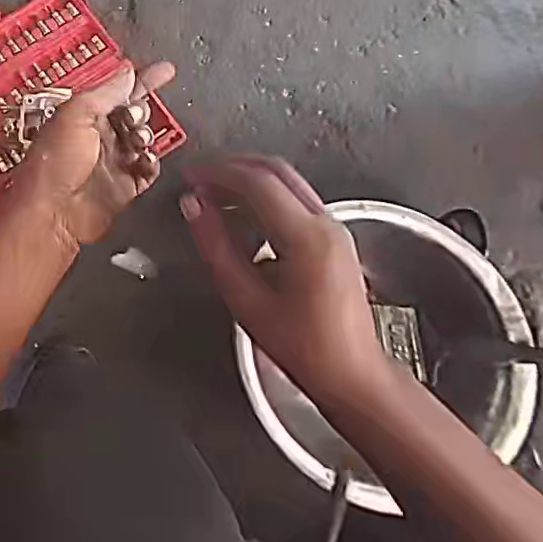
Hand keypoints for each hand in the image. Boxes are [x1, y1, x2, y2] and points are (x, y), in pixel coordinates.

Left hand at [8, 59, 176, 246]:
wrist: (53, 212)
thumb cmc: (54, 164)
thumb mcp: (77, 114)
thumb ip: (106, 92)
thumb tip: (128, 73)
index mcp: (83, 116)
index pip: (119, 91)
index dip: (142, 79)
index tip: (165, 71)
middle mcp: (98, 137)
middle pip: (134, 115)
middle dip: (141, 111)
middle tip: (134, 118)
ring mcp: (112, 162)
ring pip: (143, 140)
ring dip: (146, 137)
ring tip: (137, 142)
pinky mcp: (123, 186)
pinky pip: (148, 169)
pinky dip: (151, 163)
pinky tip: (145, 160)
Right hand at [180, 156, 390, 397]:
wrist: (352, 373)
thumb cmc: (302, 346)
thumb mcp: (246, 299)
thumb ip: (216, 247)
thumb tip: (194, 208)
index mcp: (306, 236)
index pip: (256, 182)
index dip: (217, 173)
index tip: (190, 177)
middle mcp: (325, 223)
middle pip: (275, 172)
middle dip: (232, 168)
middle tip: (199, 178)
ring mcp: (334, 229)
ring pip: (287, 182)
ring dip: (248, 180)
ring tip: (213, 193)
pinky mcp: (334, 238)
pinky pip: (295, 200)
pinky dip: (264, 196)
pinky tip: (242, 213)